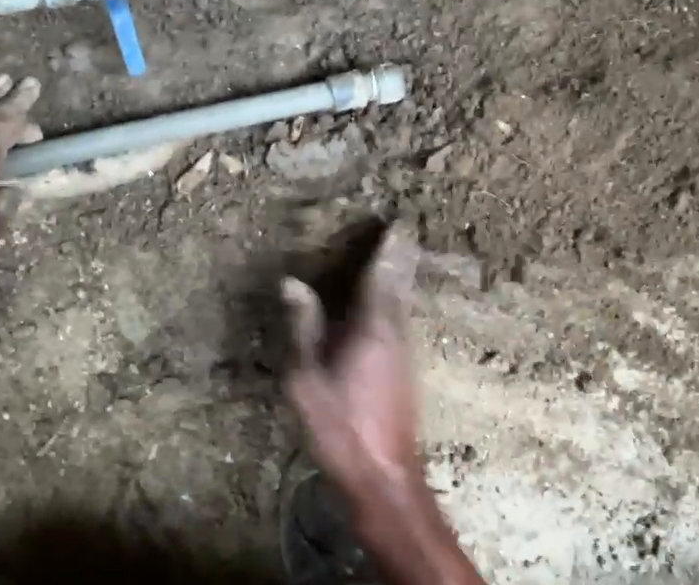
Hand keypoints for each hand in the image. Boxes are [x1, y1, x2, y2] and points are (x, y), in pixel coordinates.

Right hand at [281, 228, 425, 511]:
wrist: (384, 477)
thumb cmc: (341, 425)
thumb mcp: (306, 377)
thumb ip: (302, 326)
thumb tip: (292, 281)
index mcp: (372, 327)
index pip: (380, 276)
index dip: (387, 248)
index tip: (395, 222)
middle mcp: (396, 332)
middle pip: (400, 283)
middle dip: (400, 256)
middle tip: (401, 230)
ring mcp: (406, 352)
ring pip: (405, 300)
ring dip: (402, 274)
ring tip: (398, 252)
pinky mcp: (407, 369)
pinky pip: (403, 316)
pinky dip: (399, 296)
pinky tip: (391, 300)